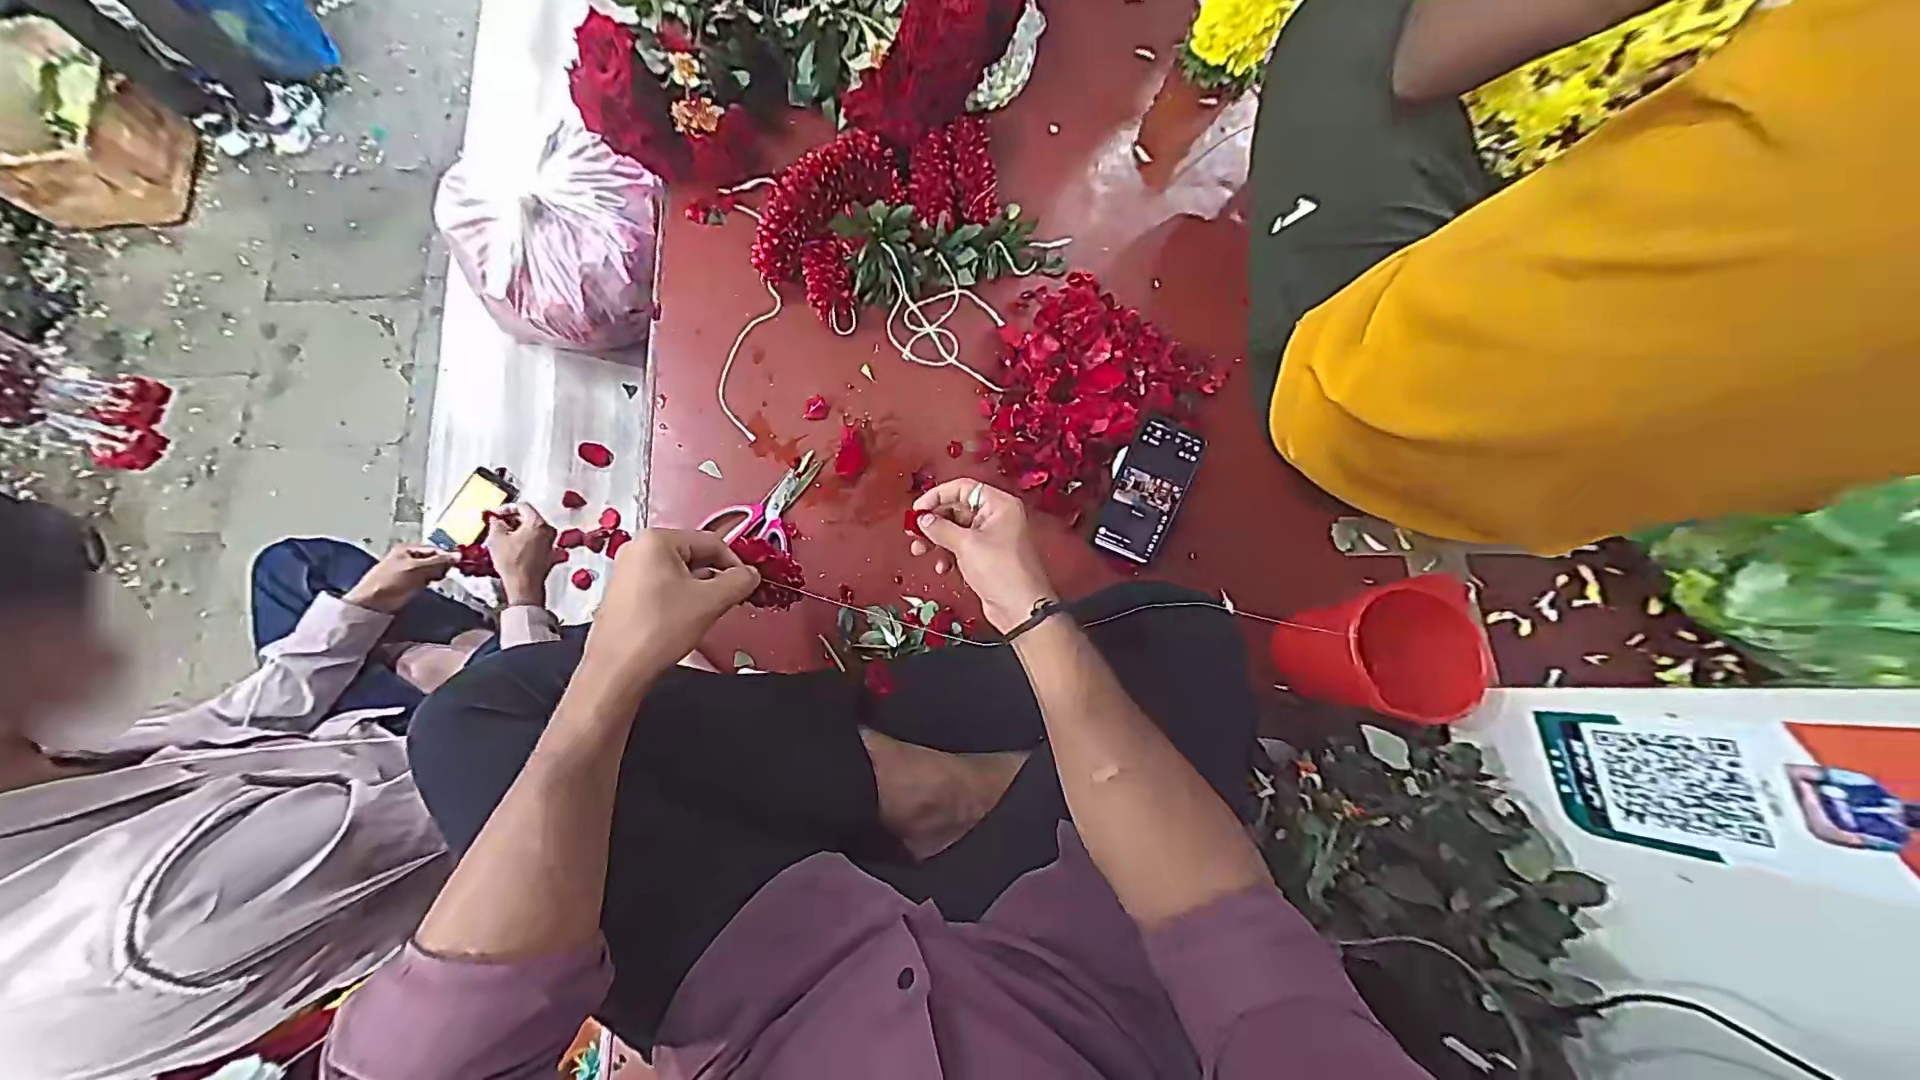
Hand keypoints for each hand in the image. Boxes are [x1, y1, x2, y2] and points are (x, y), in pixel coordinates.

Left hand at [343, 545, 458, 614]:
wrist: (373, 602)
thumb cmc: (393, 581)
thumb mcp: (417, 568)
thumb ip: (439, 561)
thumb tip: (460, 556)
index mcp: (408, 549)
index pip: (436, 549)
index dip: (447, 556)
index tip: (457, 566)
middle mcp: (409, 557)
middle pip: (435, 558)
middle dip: (443, 566)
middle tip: (444, 574)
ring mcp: (410, 569)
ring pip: (433, 569)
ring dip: (438, 574)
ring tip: (436, 580)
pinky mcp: (411, 581)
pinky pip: (428, 577)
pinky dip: (433, 580)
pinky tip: (431, 584)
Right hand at [486, 502, 560, 605]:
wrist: (524, 583)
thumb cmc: (512, 561)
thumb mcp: (497, 538)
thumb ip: (496, 523)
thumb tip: (495, 518)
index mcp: (538, 523)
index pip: (523, 506)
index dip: (507, 508)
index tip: (496, 513)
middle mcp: (549, 530)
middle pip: (530, 516)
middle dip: (512, 518)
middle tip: (498, 522)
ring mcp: (551, 541)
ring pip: (533, 528)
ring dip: (518, 528)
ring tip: (502, 533)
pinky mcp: (550, 551)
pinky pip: (537, 538)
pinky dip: (525, 537)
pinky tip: (512, 543)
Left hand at [582, 529, 759, 680]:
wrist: (617, 669)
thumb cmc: (661, 627)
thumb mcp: (711, 601)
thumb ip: (740, 581)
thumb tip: (752, 574)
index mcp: (657, 540)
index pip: (711, 543)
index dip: (735, 564)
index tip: (748, 585)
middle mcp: (638, 548)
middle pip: (695, 556)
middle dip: (716, 578)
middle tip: (729, 601)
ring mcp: (627, 570)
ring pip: (680, 573)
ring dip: (700, 590)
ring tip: (707, 613)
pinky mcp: (623, 592)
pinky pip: (663, 585)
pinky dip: (681, 598)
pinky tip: (685, 619)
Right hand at [909, 479, 1056, 633]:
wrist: (1020, 608)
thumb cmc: (1002, 572)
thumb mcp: (966, 545)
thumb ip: (940, 528)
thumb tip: (922, 518)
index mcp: (999, 505)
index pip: (962, 488)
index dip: (937, 496)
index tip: (917, 510)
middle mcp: (997, 517)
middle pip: (957, 508)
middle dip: (934, 521)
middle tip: (914, 532)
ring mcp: (992, 536)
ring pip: (956, 529)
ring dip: (936, 539)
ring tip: (920, 551)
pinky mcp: (987, 555)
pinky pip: (961, 546)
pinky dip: (948, 554)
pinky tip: (942, 567)